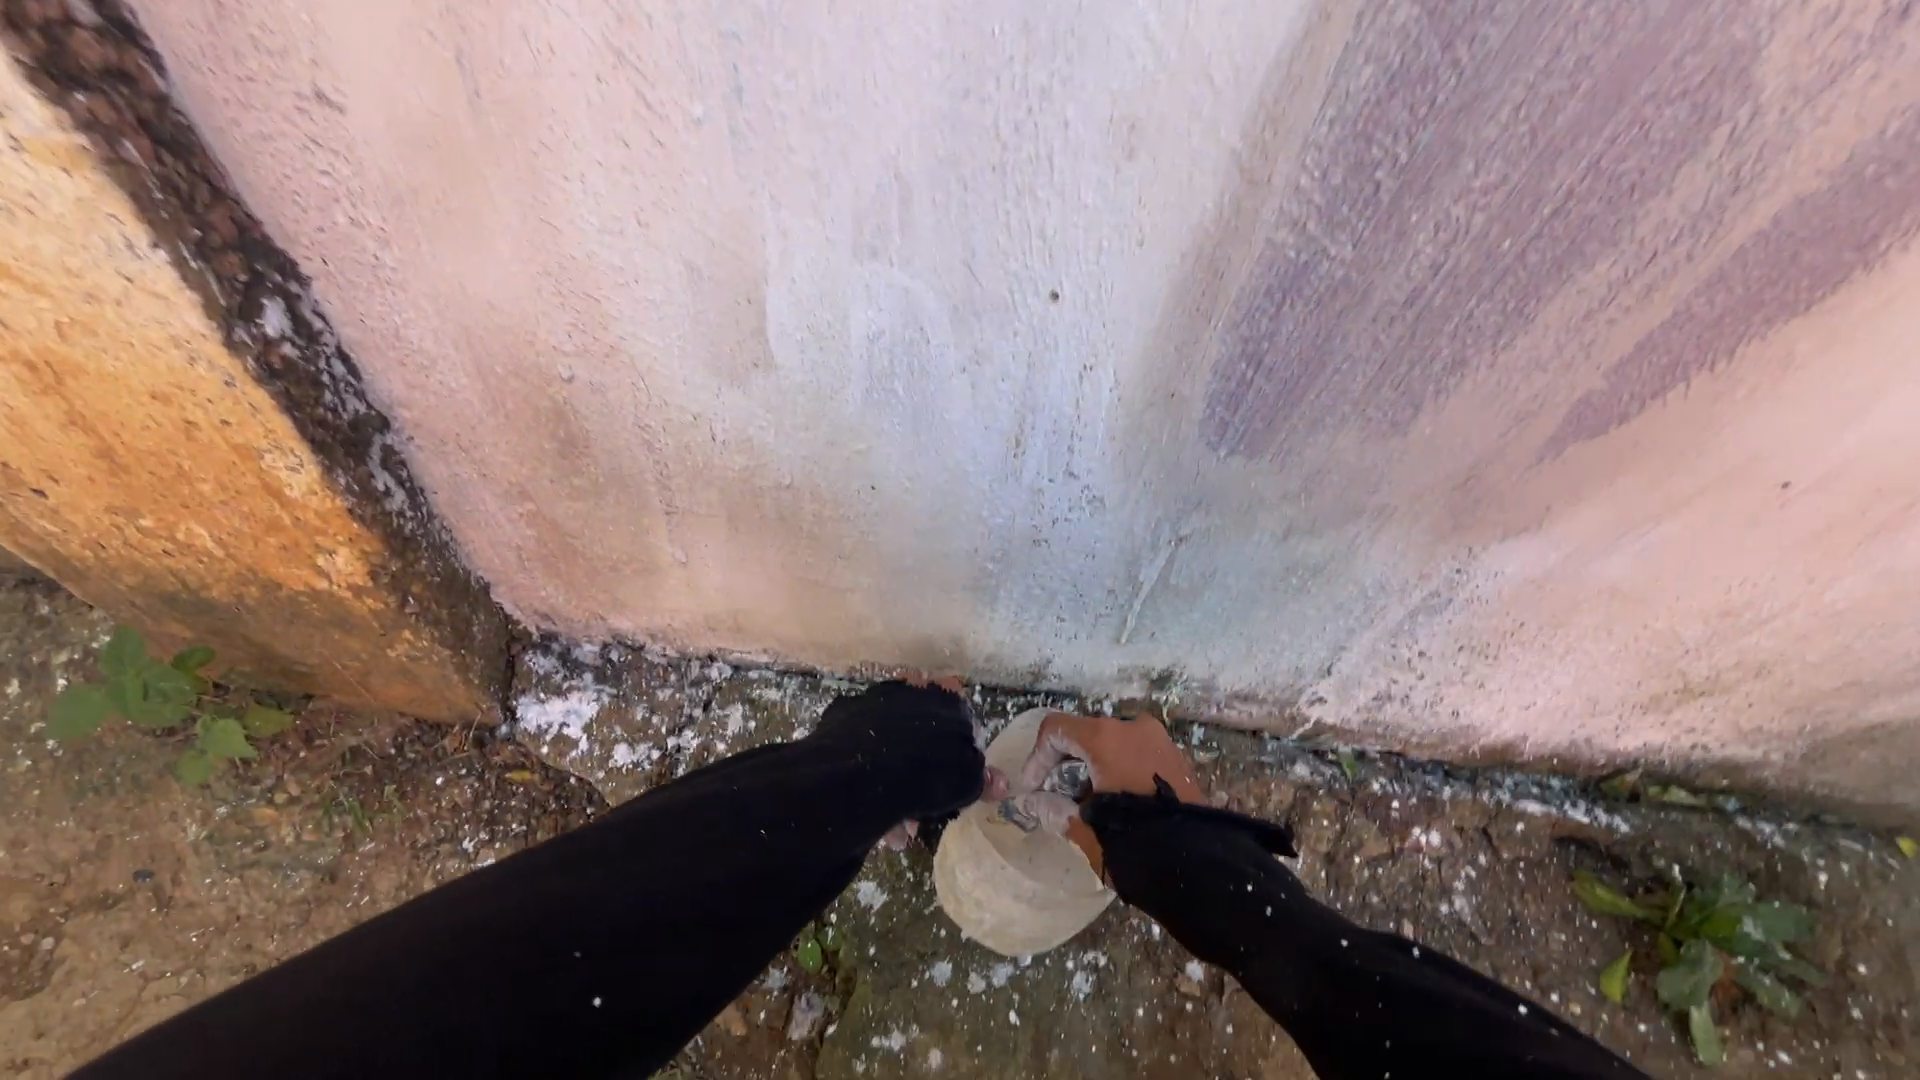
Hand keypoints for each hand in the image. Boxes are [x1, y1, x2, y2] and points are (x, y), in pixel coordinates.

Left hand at [813, 677, 1007, 850]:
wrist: (861, 775)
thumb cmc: (925, 773)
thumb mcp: (965, 781)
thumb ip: (982, 778)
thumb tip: (1001, 781)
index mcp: (943, 697)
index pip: (960, 709)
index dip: (961, 741)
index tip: (957, 771)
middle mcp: (907, 690)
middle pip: (922, 729)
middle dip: (926, 767)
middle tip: (928, 805)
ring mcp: (871, 703)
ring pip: (891, 745)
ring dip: (897, 782)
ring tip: (899, 826)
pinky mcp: (841, 721)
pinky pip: (863, 753)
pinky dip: (870, 779)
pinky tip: (872, 811)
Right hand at [1011, 709, 1203, 878]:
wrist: (1198, 862)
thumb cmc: (1131, 839)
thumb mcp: (1084, 828)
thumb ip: (1054, 808)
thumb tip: (1033, 802)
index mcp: (1104, 736)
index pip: (1056, 730)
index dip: (1037, 757)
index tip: (1032, 789)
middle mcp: (1131, 727)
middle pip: (1084, 734)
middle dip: (1064, 763)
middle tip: (1054, 794)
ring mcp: (1158, 739)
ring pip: (1112, 743)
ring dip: (1092, 766)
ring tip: (1088, 802)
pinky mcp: (1176, 757)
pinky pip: (1137, 754)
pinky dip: (1118, 769)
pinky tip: (1117, 800)